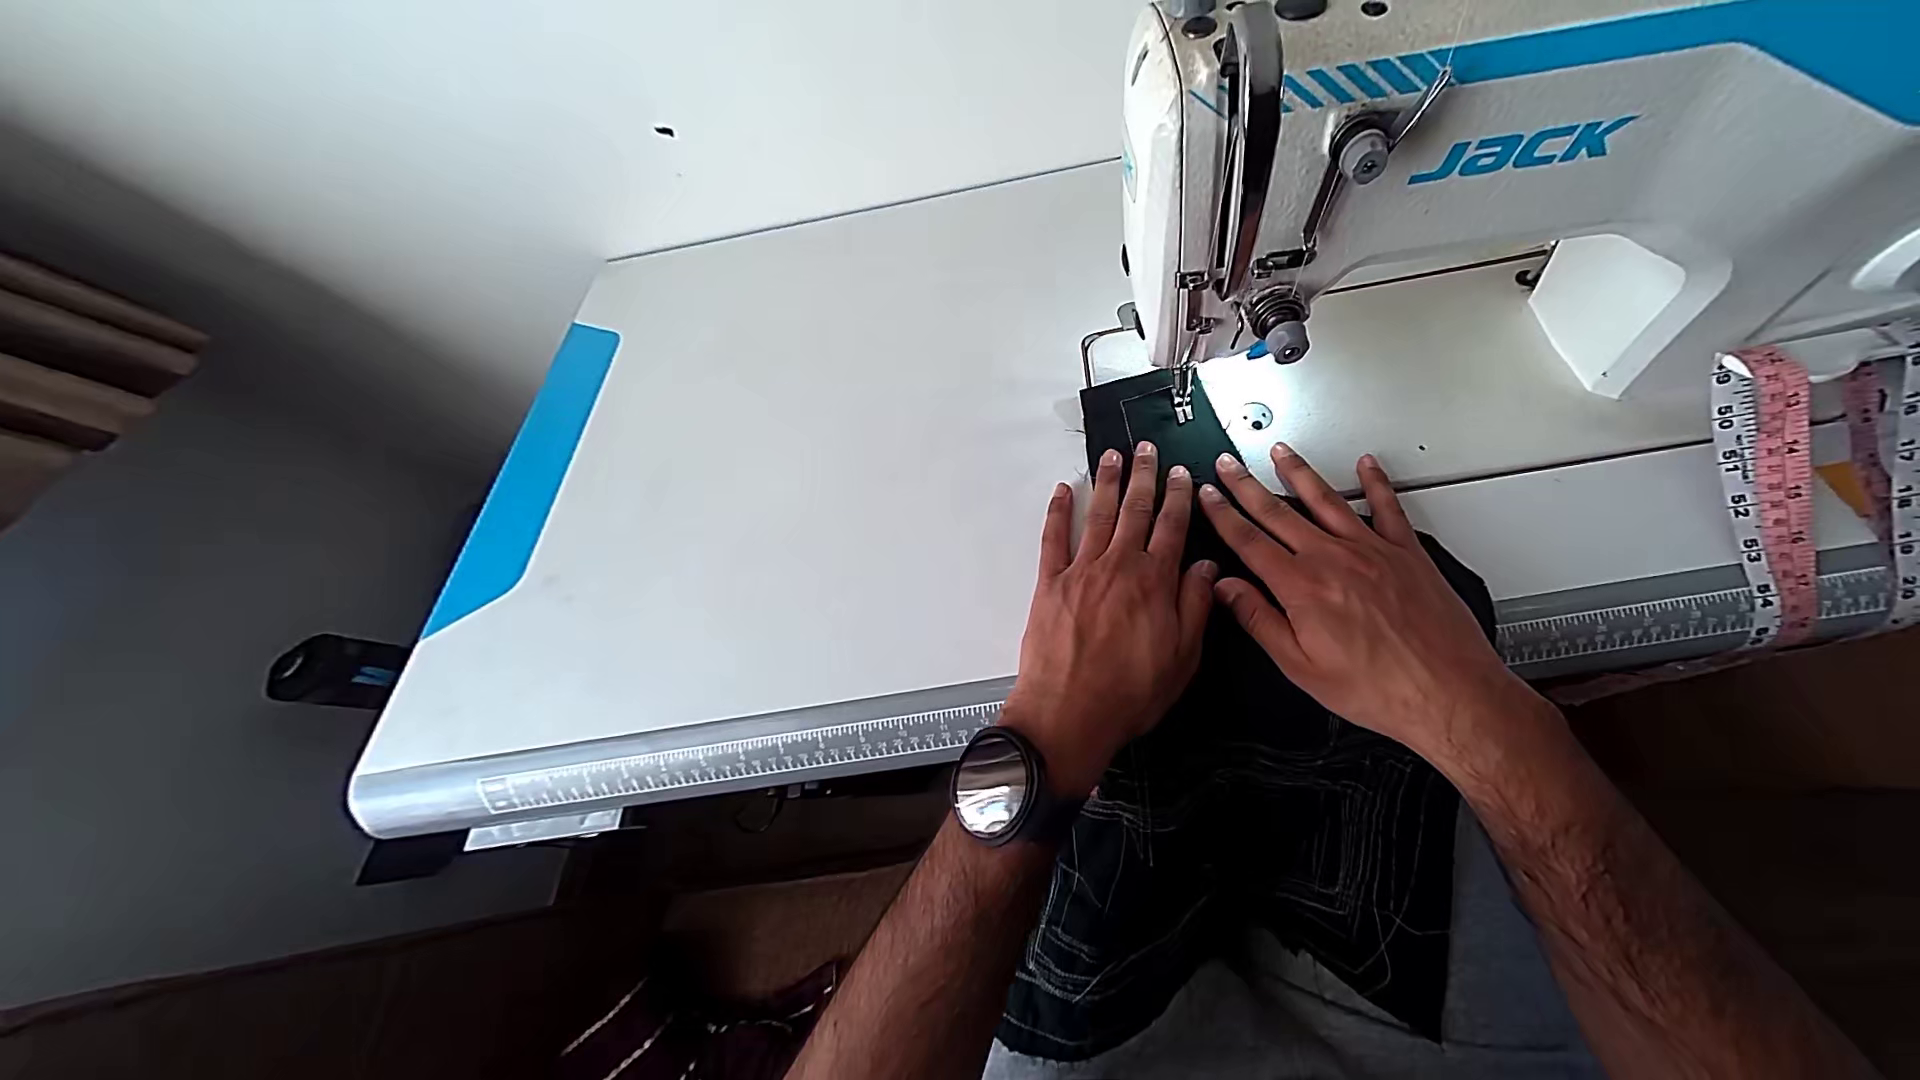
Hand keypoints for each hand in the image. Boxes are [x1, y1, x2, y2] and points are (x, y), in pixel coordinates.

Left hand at [1004, 442, 1217, 795]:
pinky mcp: (1050, 584)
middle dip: (1145, 477)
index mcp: (1154, 584)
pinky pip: (1054, 538)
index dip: (1179, 498)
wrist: (1070, 713)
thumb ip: (1194, 607)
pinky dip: (1059, 512)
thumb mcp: (1181, 658)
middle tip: (1148, 451)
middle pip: (1136, 512)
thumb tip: (1204, 570)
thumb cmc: (1126, 693)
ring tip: (1113, 457)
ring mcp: (1081, 572)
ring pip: (1099, 516)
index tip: (1183, 476)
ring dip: (1108, 483)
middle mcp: (1118, 569)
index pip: (1172, 528)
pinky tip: (1064, 492)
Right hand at [1196, 444, 1541, 764]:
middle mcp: (1334, 560)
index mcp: (1302, 588)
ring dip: (1298, 472)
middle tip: (1228, 464)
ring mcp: (1372, 552)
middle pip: (1278, 512)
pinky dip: (1376, 482)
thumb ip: (1257, 619)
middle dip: (1245, 484)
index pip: (1248, 540)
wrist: (1450, 695)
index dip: (1222, 514)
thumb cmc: (1377, 688)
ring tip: (1280, 453)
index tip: (1208, 496)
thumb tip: (1225, 589)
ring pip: (1325, 500)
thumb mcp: (1298, 665)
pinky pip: (1388, 507)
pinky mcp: (1407, 555)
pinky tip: (1366, 465)